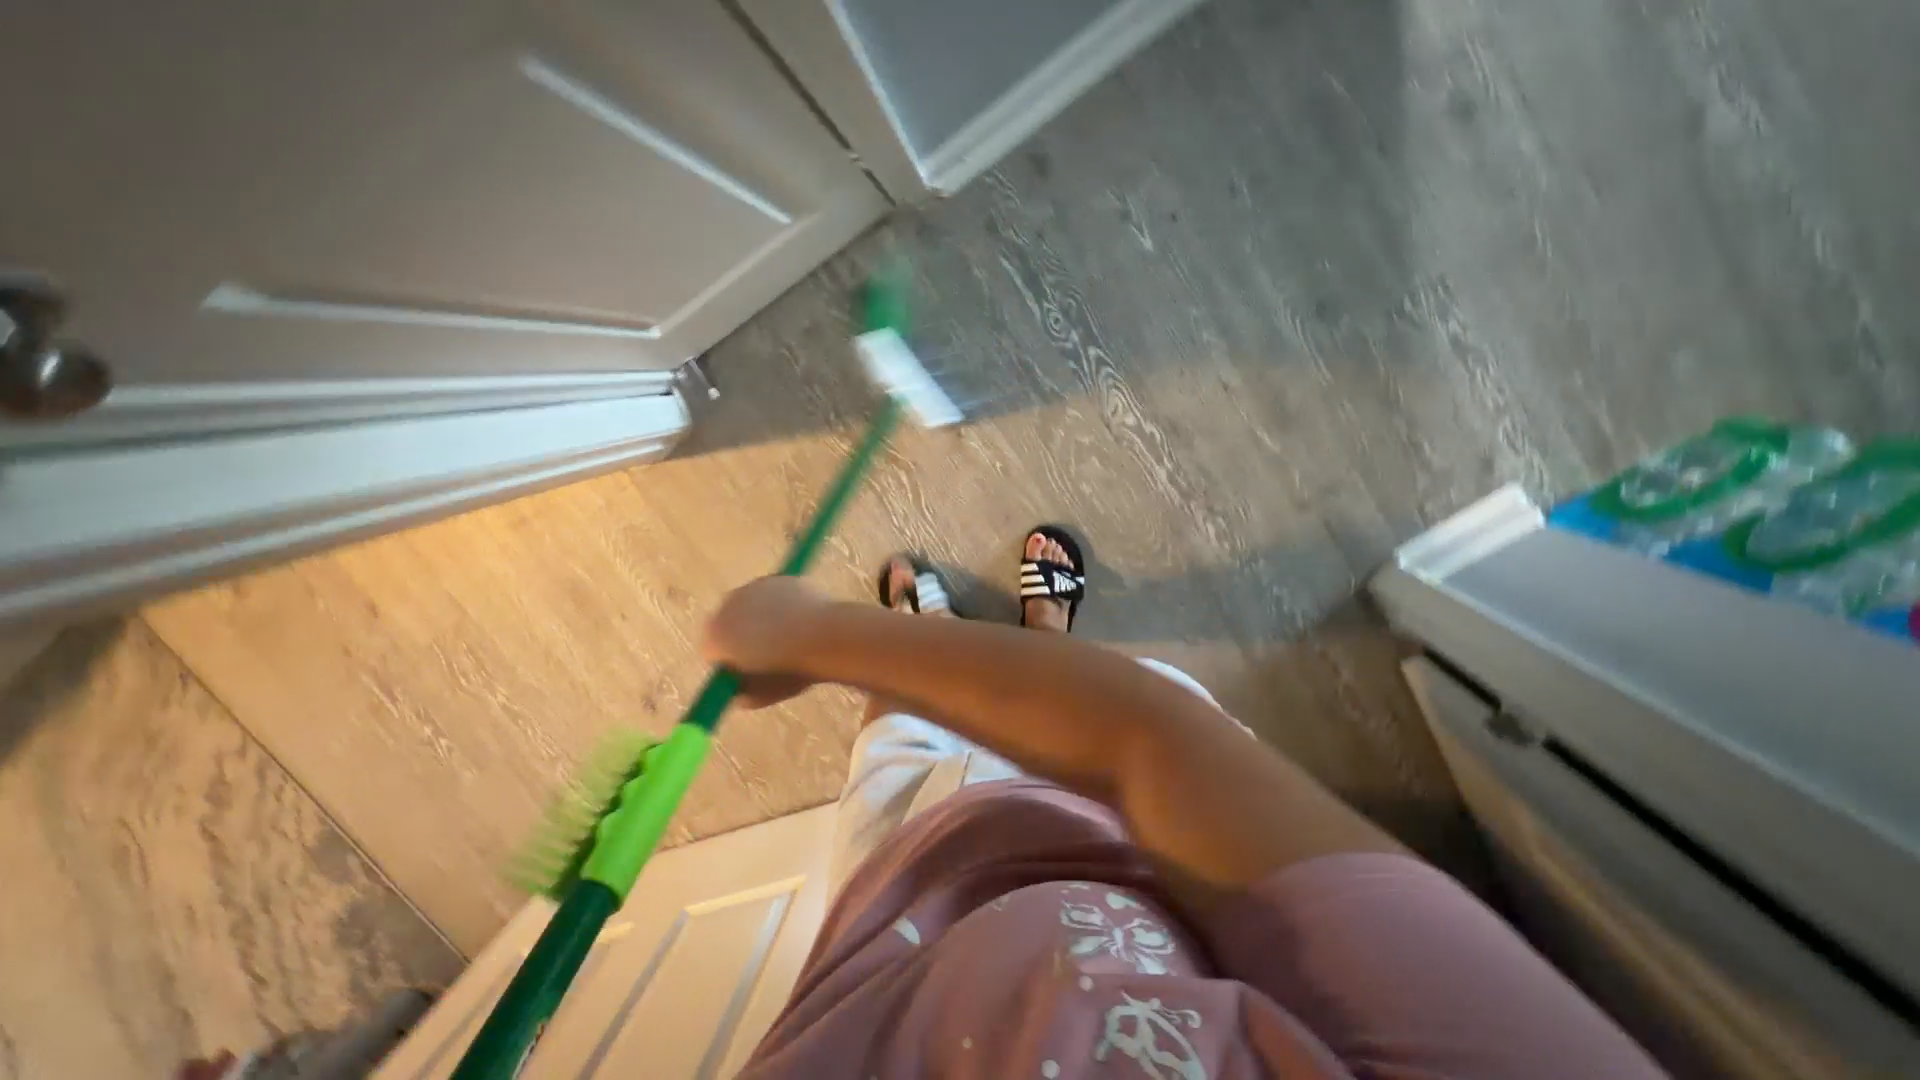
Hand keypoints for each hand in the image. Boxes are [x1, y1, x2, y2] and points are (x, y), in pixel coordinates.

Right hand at [701, 576, 837, 707]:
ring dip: (758, 618)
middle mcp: (726, 607)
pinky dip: (778, 605)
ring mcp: (751, 588)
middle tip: (764, 653)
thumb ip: (745, 693)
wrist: (826, 636)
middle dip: (739, 637)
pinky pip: (769, 595)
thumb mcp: (764, 694)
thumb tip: (740, 694)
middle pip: (725, 623)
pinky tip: (797, 617)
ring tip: (785, 634)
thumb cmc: (792, 669)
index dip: (727, 663)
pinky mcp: (775, 578)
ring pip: (747, 606)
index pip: (710, 651)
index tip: (744, 673)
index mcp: (716, 637)